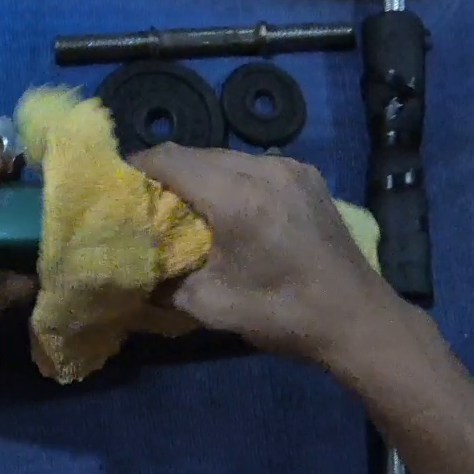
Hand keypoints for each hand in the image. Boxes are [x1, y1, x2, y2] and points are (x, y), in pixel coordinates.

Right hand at [129, 144, 407, 362]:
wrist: (357, 319)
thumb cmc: (282, 315)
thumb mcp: (210, 307)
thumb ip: (163, 282)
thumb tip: (132, 270)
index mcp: (237, 198)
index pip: (171, 160)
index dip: (137, 166)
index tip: (116, 183)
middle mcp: (264, 169)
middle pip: (197, 153)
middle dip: (166, 172)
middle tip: (145, 199)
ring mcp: (291, 168)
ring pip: (226, 157)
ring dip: (200, 174)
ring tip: (184, 203)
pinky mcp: (307, 176)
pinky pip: (254, 165)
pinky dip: (231, 178)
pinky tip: (228, 206)